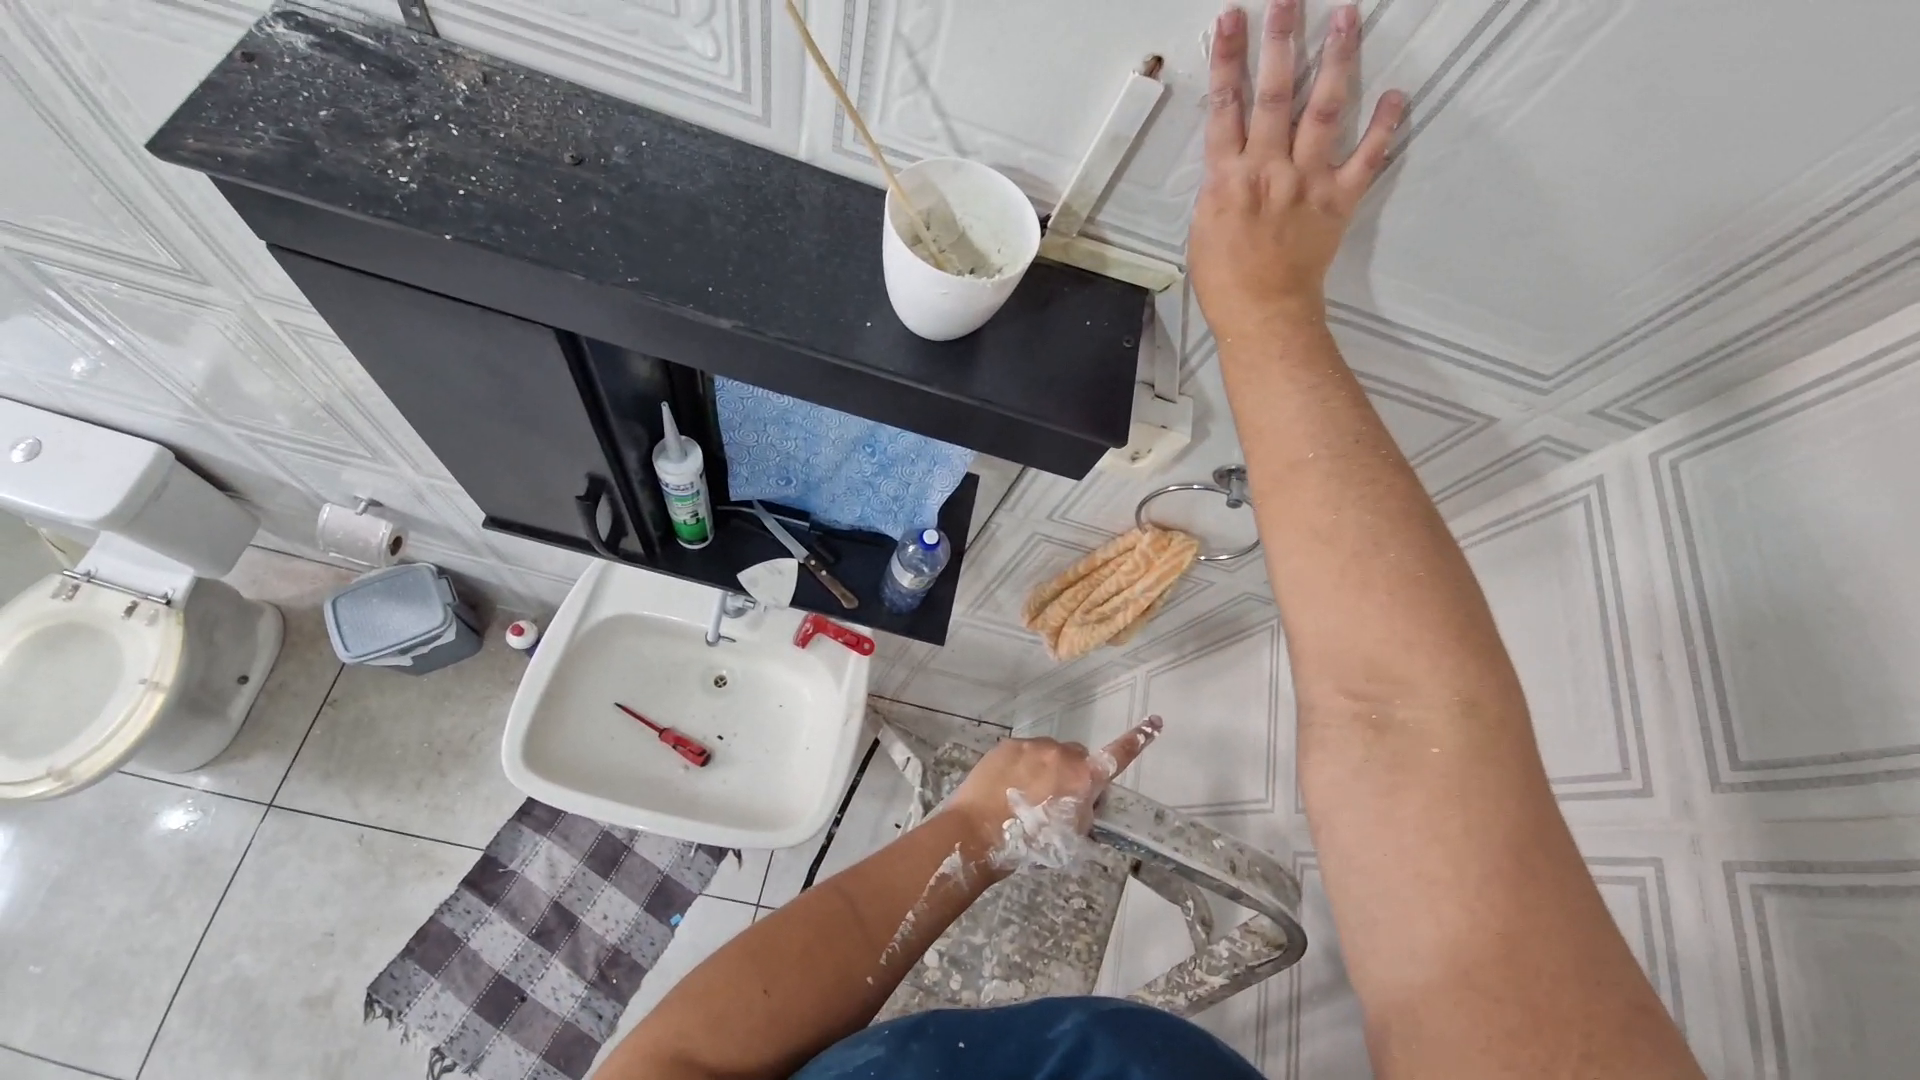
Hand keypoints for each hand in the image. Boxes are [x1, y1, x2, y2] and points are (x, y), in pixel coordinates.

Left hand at [942, 717, 1162, 871]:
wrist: (976, 832)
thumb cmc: (1029, 843)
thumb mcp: (1071, 837)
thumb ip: (1084, 811)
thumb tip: (1084, 799)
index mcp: (1083, 779)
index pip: (1118, 755)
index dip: (1139, 739)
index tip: (1155, 721)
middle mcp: (1062, 755)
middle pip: (1076, 757)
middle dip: (1071, 773)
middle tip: (1053, 800)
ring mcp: (1033, 746)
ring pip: (1048, 753)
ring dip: (1043, 768)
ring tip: (1023, 797)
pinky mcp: (1008, 744)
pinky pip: (1023, 752)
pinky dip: (1020, 766)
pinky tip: (1006, 788)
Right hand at [1189, 1, 1404, 338]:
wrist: (1263, 314)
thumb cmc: (1224, 281)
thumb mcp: (1203, 230)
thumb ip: (1218, 187)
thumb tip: (1229, 160)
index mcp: (1226, 178)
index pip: (1225, 106)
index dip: (1227, 59)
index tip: (1231, 19)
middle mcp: (1267, 169)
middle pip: (1274, 93)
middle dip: (1280, 39)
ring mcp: (1306, 181)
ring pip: (1322, 109)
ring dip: (1336, 59)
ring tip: (1346, 16)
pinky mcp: (1338, 200)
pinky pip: (1367, 157)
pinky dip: (1384, 126)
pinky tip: (1396, 94)